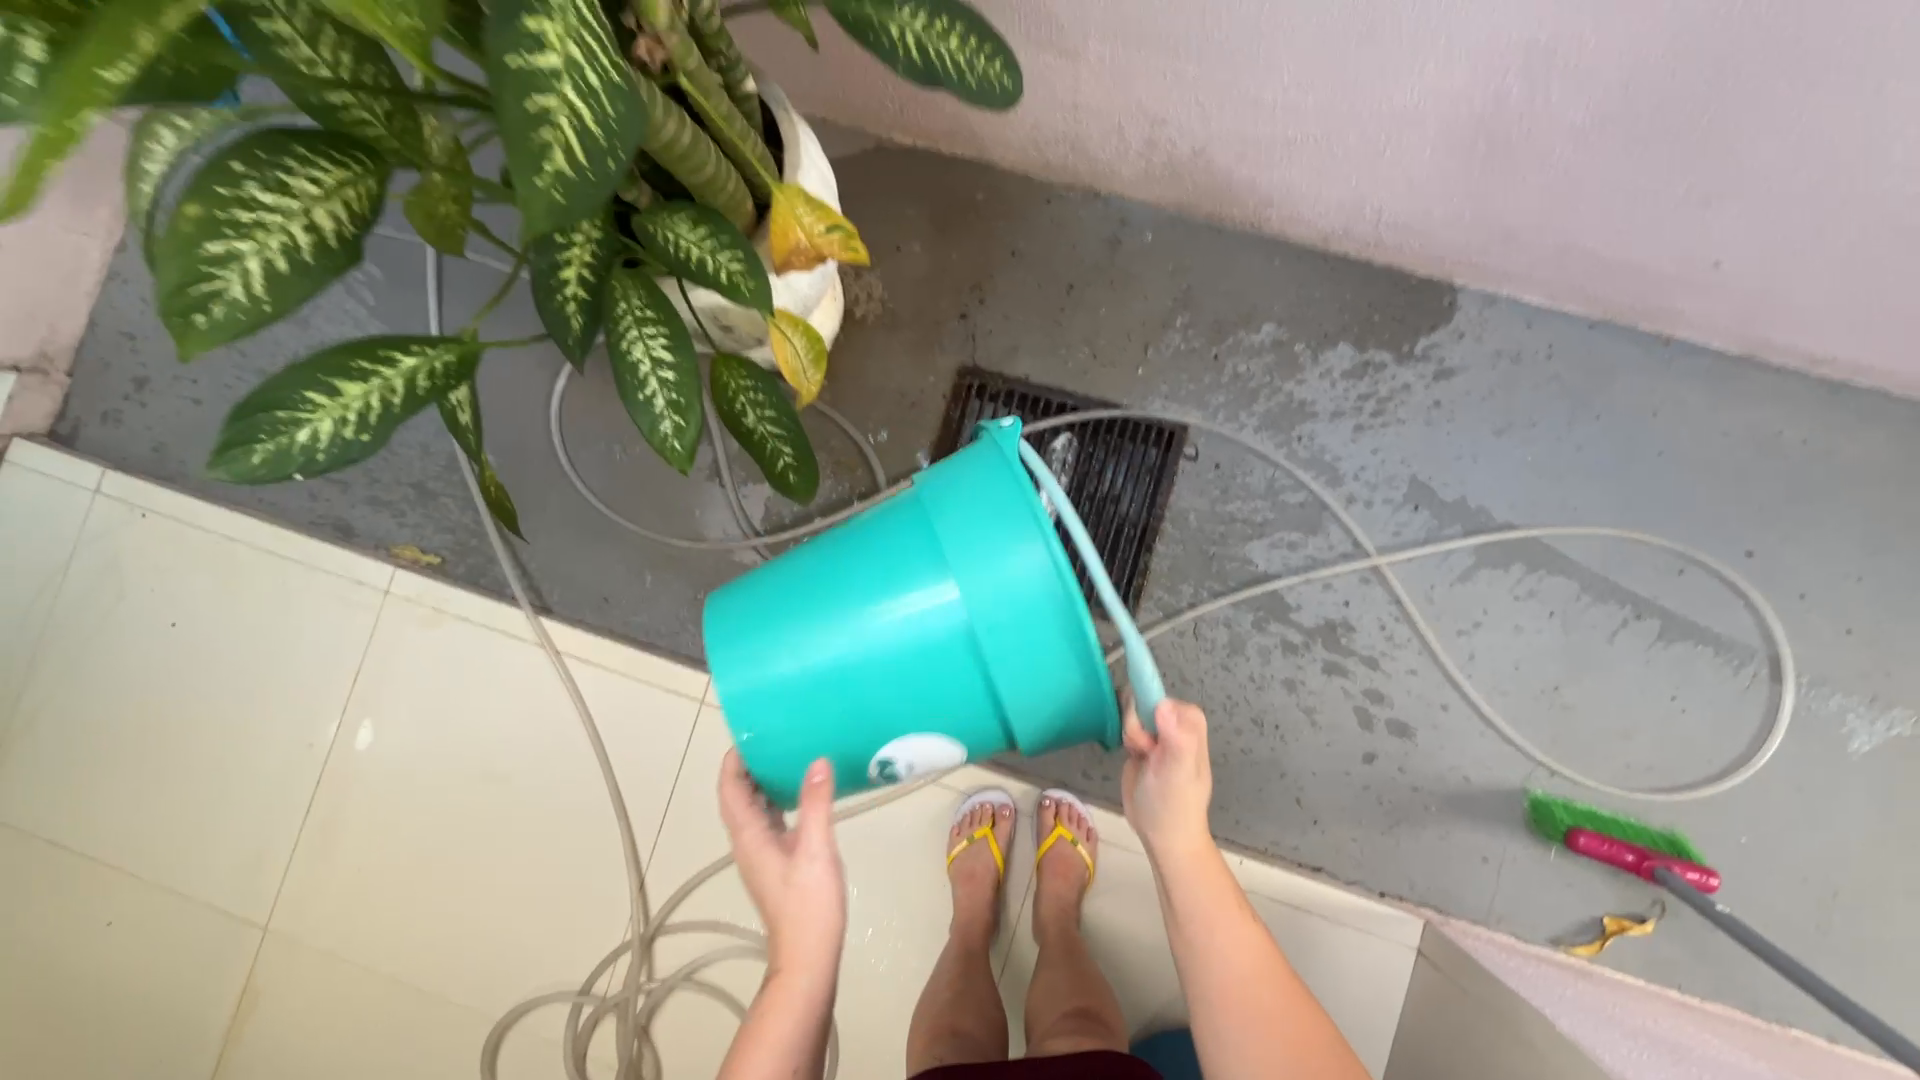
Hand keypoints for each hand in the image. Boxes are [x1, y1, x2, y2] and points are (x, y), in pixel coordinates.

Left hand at [718, 752, 846, 979]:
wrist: (808, 955)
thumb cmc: (808, 904)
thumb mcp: (816, 849)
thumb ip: (816, 804)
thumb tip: (817, 761)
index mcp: (749, 836)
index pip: (730, 790)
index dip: (733, 761)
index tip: (751, 735)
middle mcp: (748, 843)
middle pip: (739, 797)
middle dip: (750, 766)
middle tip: (776, 738)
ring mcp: (761, 855)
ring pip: (754, 810)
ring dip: (765, 783)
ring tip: (790, 756)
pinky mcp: (776, 863)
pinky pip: (770, 822)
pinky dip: (779, 801)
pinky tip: (804, 794)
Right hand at [1121, 698, 1214, 859]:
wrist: (1162, 834)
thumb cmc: (1173, 804)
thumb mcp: (1177, 773)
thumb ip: (1176, 738)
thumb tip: (1163, 703)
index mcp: (1190, 725)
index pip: (1159, 698)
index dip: (1147, 716)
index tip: (1148, 741)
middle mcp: (1176, 723)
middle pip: (1143, 702)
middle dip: (1136, 725)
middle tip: (1144, 751)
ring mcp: (1159, 733)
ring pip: (1133, 712)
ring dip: (1130, 733)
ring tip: (1140, 757)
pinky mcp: (1144, 743)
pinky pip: (1128, 724)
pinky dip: (1126, 738)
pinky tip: (1133, 756)